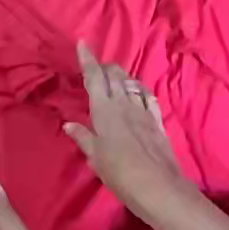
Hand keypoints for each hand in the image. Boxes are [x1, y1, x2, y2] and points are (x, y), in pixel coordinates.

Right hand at [64, 41, 194, 217]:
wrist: (159, 187)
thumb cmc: (120, 174)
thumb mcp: (96, 157)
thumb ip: (83, 137)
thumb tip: (69, 124)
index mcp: (105, 109)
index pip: (95, 77)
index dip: (88, 59)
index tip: (82, 42)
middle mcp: (124, 103)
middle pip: (114, 75)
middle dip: (105, 65)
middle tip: (97, 64)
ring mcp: (143, 110)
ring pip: (131, 83)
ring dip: (122, 75)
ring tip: (115, 75)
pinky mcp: (157, 121)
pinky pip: (147, 97)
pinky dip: (140, 90)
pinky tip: (139, 91)